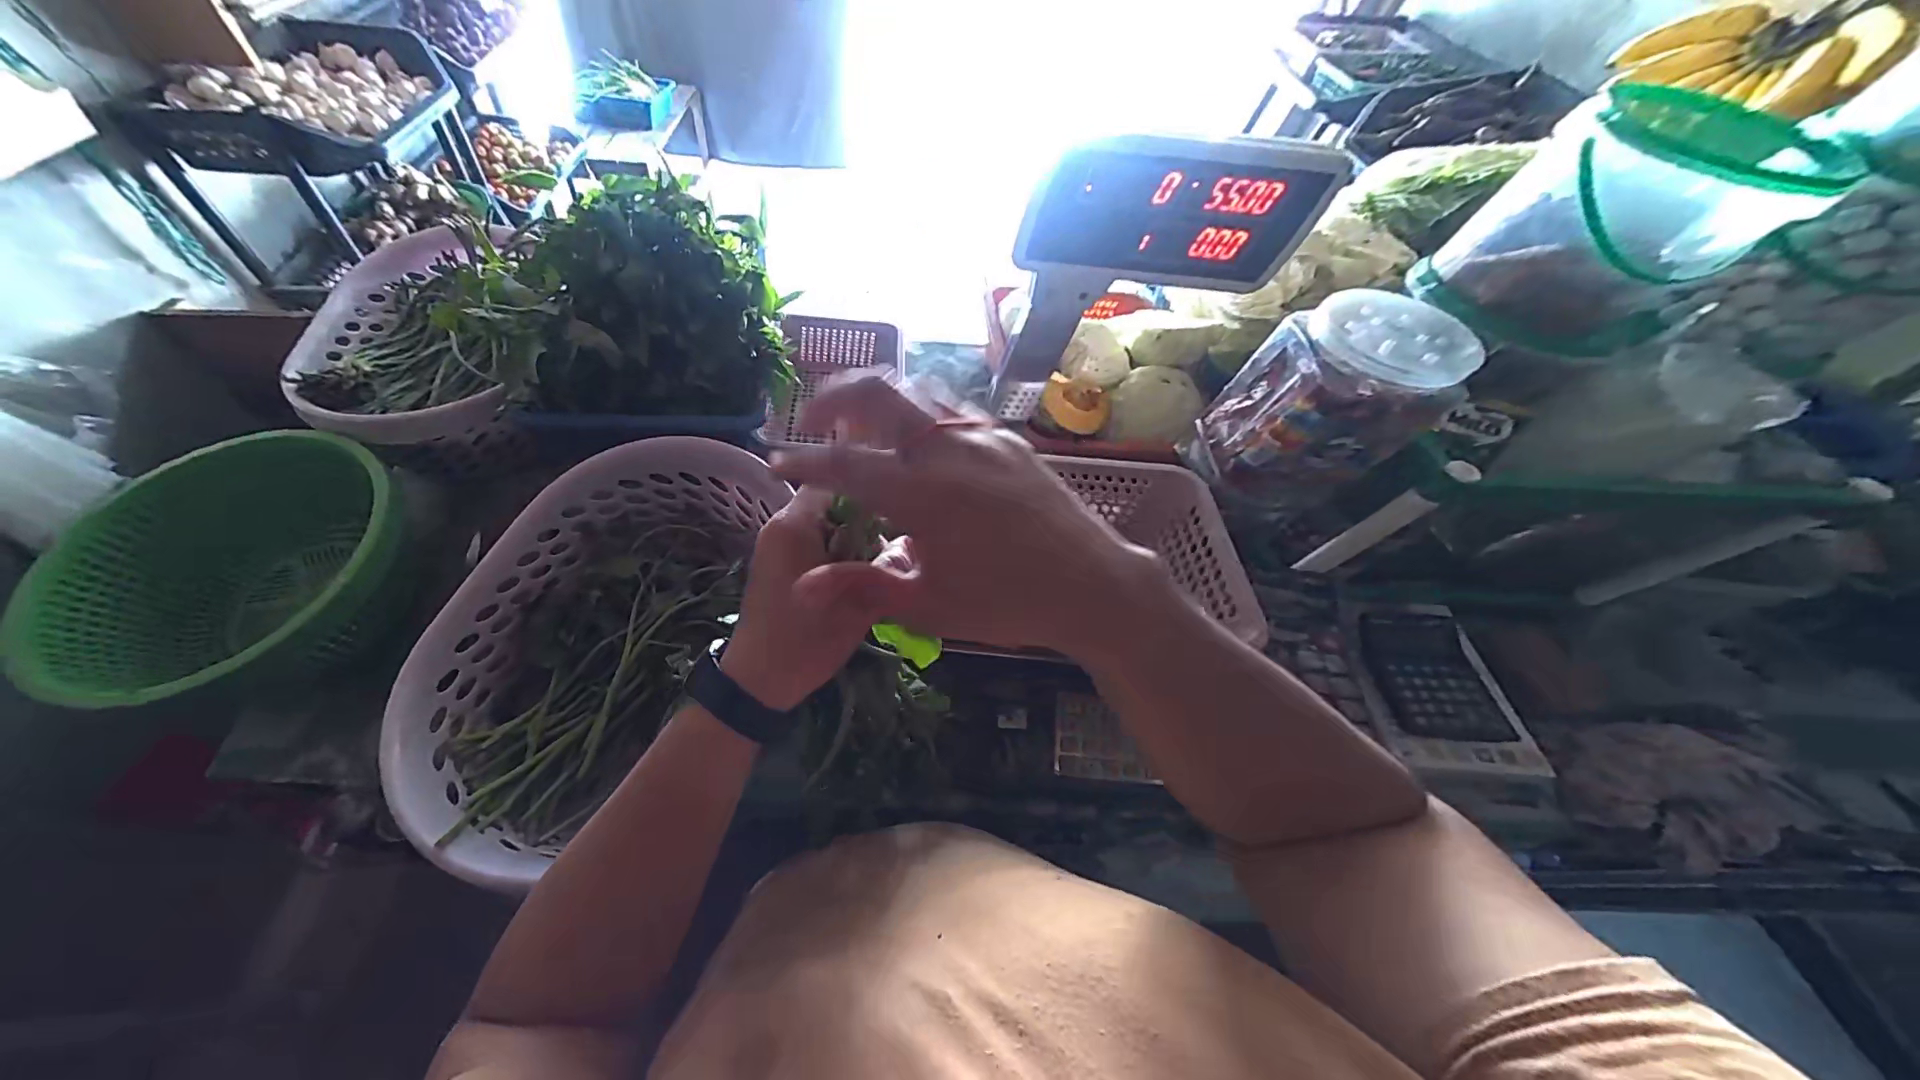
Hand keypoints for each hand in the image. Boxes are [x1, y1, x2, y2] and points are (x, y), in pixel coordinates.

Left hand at [722, 485, 900, 710]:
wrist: (759, 682)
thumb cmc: (804, 640)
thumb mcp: (855, 603)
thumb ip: (886, 567)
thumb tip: (916, 542)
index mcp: (795, 524)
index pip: (837, 477)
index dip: (872, 483)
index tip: (903, 503)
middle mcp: (784, 525)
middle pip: (837, 499)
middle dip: (869, 517)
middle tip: (897, 540)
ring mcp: (782, 544)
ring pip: (832, 523)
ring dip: (858, 539)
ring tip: (883, 563)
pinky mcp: (786, 564)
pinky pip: (822, 543)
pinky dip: (844, 554)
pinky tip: (864, 576)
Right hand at [771, 376, 1161, 654]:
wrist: (1093, 584)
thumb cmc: (1008, 602)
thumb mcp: (930, 605)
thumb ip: (863, 588)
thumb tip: (803, 586)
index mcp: (921, 492)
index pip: (844, 463)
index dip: (803, 460)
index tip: (776, 461)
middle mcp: (948, 449)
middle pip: (877, 391)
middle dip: (834, 396)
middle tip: (814, 419)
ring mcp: (982, 437)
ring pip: (918, 391)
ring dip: (880, 398)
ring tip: (863, 424)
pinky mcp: (1009, 440)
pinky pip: (953, 410)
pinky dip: (922, 412)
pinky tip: (922, 441)